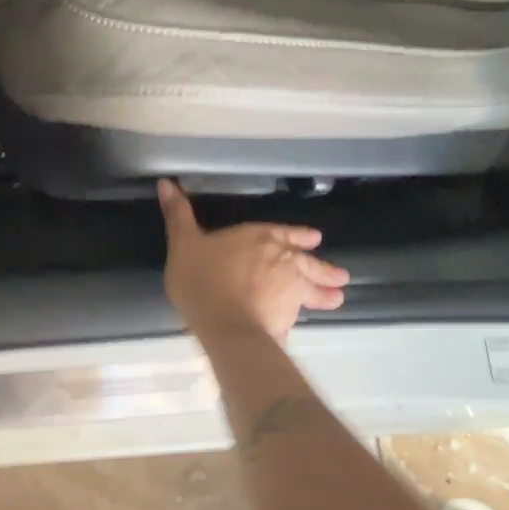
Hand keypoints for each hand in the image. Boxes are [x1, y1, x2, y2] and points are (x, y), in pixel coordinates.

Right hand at [158, 180, 349, 341]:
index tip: (315, 238)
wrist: (227, 326)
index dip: (299, 235)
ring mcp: (291, 292)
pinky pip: (298, 317)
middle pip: (308, 262)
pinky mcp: (288, 320)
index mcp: (261, 237)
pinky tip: (300, 325)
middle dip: (324, 268)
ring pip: (313, 290)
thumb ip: (178, 215)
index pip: (286, 233)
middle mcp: (284, 261)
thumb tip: (167, 183)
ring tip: (338, 299)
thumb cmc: (203, 279)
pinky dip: (302, 318)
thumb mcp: (182, 243)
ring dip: (325, 293)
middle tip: (341, 276)